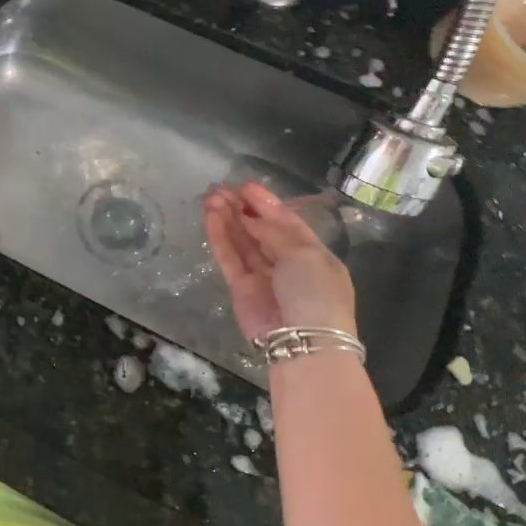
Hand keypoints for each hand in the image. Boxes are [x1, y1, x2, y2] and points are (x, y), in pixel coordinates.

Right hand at [202, 182, 355, 340]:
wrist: (302, 340)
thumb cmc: (315, 293)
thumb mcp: (305, 255)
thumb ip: (275, 233)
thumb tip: (250, 218)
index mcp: (314, 255)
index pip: (288, 223)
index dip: (267, 204)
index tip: (246, 185)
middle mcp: (288, 263)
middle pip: (261, 230)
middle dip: (242, 208)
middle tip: (221, 188)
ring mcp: (263, 275)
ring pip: (242, 241)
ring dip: (227, 218)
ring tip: (210, 197)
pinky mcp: (240, 287)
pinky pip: (229, 257)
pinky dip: (219, 237)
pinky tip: (210, 217)